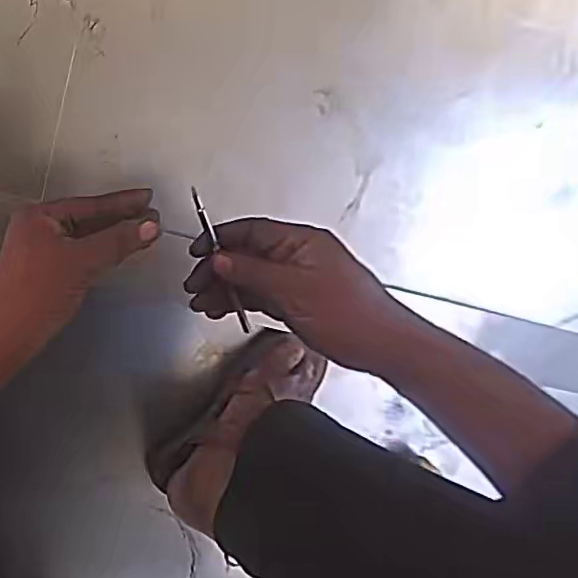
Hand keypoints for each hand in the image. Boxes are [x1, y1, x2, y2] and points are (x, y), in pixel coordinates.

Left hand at [0, 189, 161, 356]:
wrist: (8, 334)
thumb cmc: (29, 299)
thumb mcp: (81, 262)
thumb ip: (116, 241)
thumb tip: (144, 226)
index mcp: (36, 218)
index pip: (89, 204)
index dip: (121, 202)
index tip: (144, 198)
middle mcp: (33, 229)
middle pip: (86, 218)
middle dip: (119, 218)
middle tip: (148, 215)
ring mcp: (36, 250)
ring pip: (82, 237)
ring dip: (111, 236)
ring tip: (139, 232)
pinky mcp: (41, 271)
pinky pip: (77, 252)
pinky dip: (98, 251)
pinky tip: (114, 252)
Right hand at [183, 218, 425, 374]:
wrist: (382, 347)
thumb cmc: (352, 316)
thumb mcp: (291, 290)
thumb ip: (251, 272)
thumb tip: (220, 259)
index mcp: (300, 242)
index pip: (249, 231)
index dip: (218, 239)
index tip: (197, 251)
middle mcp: (297, 256)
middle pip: (245, 255)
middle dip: (216, 269)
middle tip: (195, 284)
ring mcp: (296, 278)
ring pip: (249, 276)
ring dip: (223, 288)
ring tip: (203, 301)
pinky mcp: (296, 298)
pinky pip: (259, 294)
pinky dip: (238, 300)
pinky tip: (222, 307)